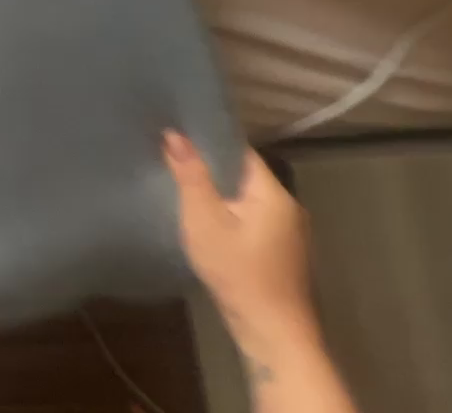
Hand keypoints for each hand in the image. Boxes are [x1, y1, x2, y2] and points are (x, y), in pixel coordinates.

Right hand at [164, 131, 316, 345]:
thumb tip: (174, 133)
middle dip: (207, 161)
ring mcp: (284, 228)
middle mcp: (285, 205)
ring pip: (242, 193)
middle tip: (166, 148)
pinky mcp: (275, 245)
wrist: (268, 327)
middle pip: (241, 171)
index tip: (174, 126)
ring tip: (176, 173)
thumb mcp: (204, 218)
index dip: (207, 136)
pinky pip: (245, 211)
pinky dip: (223, 204)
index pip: (239, 150)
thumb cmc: (236, 268)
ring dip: (214, 184)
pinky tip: (198, 208)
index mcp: (273, 194)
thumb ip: (191, 175)